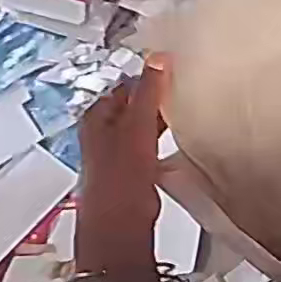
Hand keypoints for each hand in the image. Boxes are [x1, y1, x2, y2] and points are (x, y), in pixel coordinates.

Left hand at [76, 60, 167, 270]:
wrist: (122, 222)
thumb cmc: (120, 177)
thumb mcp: (138, 127)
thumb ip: (149, 93)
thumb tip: (158, 59)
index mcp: (98, 118)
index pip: (125, 86)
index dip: (147, 76)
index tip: (170, 67)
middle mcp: (105, 133)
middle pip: (133, 104)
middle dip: (155, 96)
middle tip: (180, 86)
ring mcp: (120, 151)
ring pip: (143, 123)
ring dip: (161, 116)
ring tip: (182, 108)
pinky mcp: (136, 167)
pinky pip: (152, 141)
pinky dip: (165, 135)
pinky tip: (178, 137)